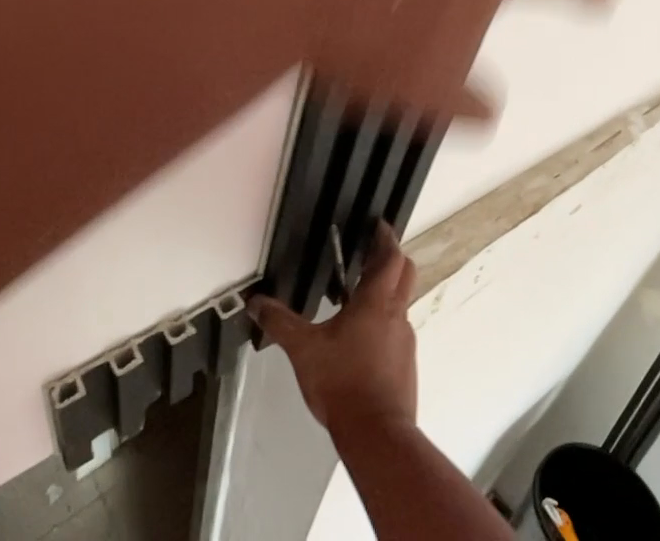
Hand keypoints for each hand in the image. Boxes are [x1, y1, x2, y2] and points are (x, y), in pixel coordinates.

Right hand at [249, 223, 420, 432]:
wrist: (377, 434)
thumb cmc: (342, 382)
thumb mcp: (302, 348)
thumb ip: (279, 322)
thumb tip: (255, 302)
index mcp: (375, 304)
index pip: (390, 259)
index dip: (386, 238)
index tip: (379, 224)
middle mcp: (396, 317)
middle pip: (405, 274)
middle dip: (391, 258)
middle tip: (371, 250)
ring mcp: (405, 342)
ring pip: (400, 304)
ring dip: (385, 292)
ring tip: (355, 294)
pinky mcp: (404, 365)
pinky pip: (396, 330)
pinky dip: (382, 321)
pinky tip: (358, 337)